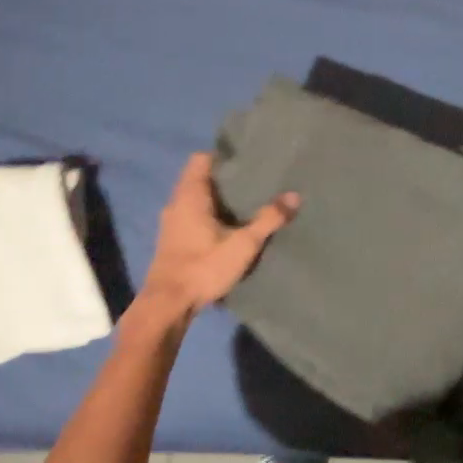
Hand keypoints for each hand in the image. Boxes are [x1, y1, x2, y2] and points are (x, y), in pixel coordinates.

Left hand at [142, 152, 298, 316]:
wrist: (168, 303)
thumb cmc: (204, 267)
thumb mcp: (243, 244)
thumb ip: (268, 220)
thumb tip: (294, 196)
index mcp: (190, 195)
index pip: (202, 159)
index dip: (223, 159)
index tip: (247, 164)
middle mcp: (175, 203)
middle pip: (199, 180)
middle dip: (225, 183)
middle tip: (254, 187)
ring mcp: (170, 224)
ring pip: (195, 202)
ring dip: (216, 204)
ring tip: (244, 210)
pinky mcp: (171, 243)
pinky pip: (191, 220)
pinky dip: (208, 220)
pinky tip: (226, 233)